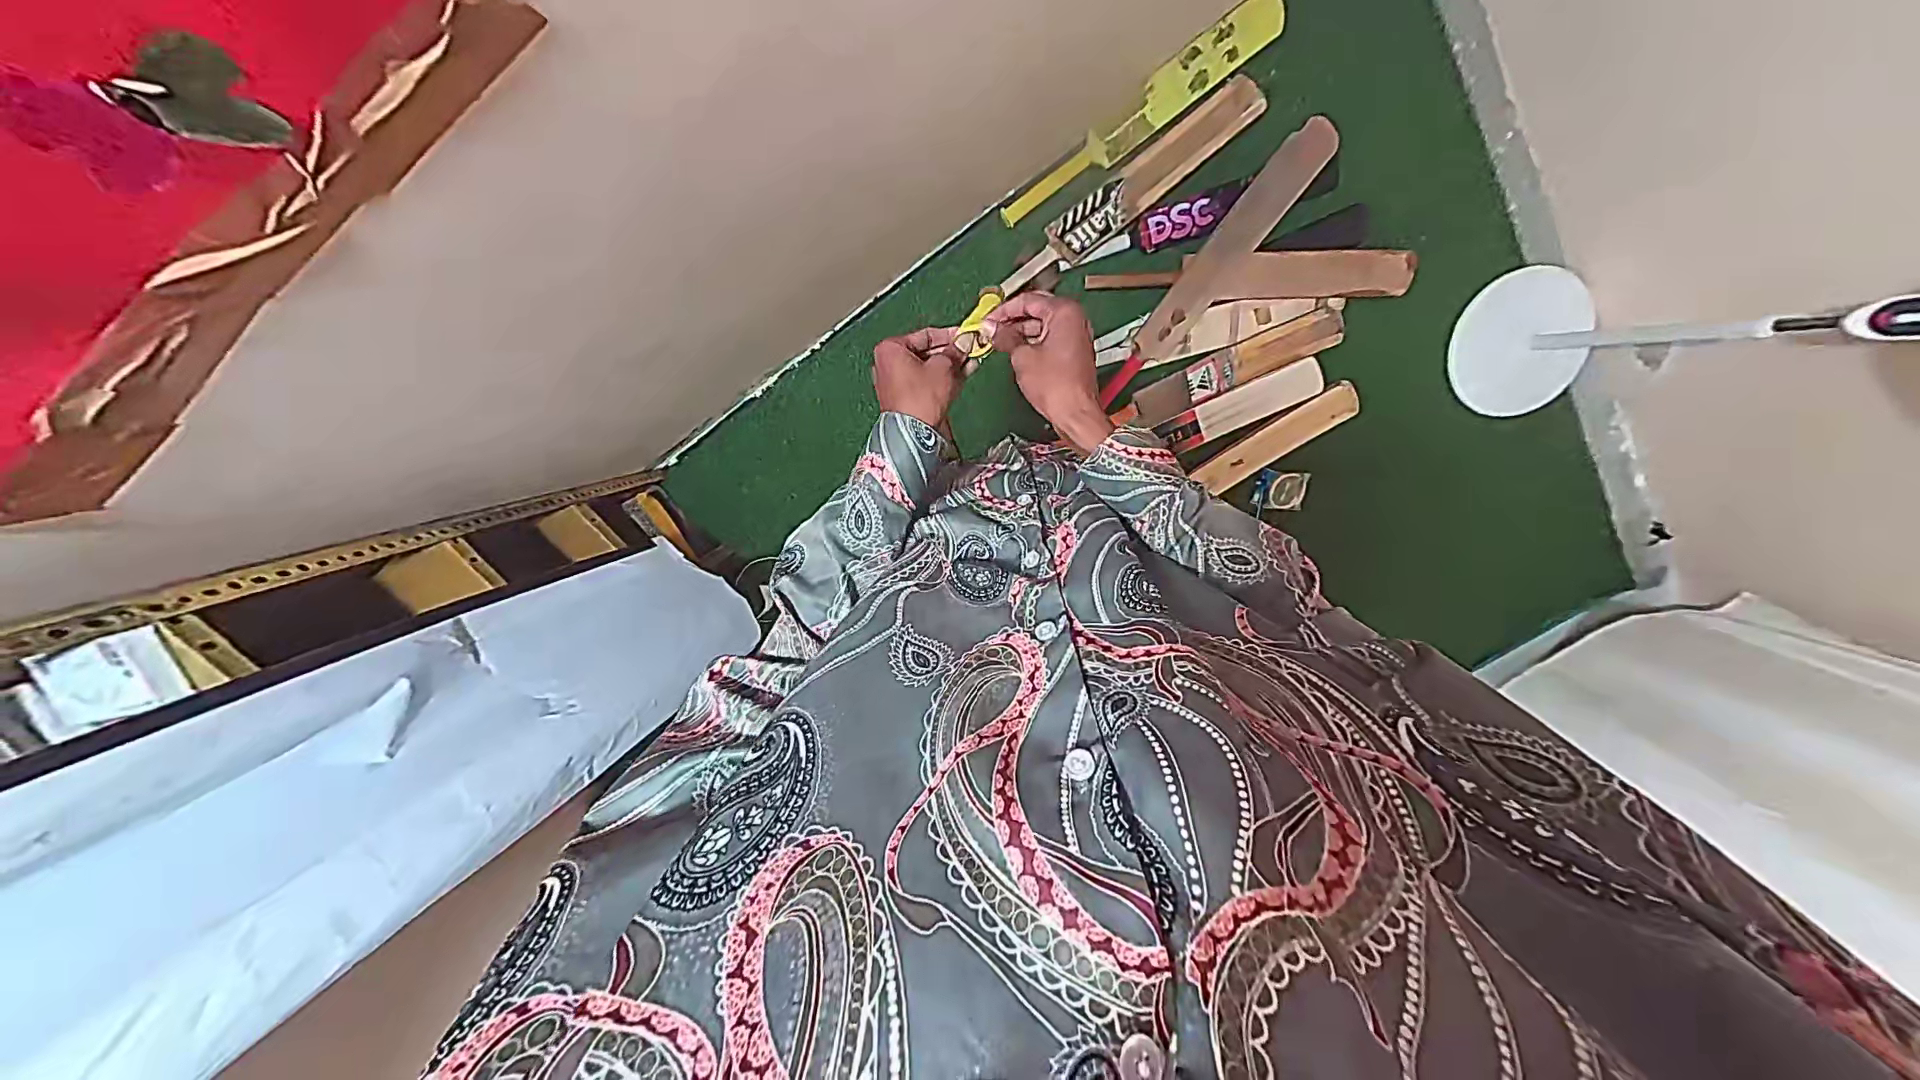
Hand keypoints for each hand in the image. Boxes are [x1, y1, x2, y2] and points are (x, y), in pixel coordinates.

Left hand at [872, 327, 963, 429]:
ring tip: (969, 363)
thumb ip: (954, 351)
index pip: (925, 335)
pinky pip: (925, 384)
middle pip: (926, 352)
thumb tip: (964, 342)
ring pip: (927, 369)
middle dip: (950, 353)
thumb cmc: (919, 398)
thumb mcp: (943, 366)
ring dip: (949, 366)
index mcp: (890, 349)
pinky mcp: (904, 399)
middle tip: (968, 351)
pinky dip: (942, 380)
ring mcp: (894, 384)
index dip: (949, 335)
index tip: (965, 336)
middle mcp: (887, 364)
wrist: (914, 433)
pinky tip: (961, 377)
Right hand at [982, 293, 1114, 452]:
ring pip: (1042, 325)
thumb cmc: (1059, 387)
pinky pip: (1050, 338)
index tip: (989, 318)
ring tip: (1001, 342)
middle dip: (1012, 319)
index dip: (1004, 309)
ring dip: (1021, 332)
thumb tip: (993, 328)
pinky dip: (1033, 342)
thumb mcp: (1022, 357)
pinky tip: (1017, 352)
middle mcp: (1075, 319)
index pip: (1028, 299)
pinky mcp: (1073, 351)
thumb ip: (1005, 337)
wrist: (1074, 413)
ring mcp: (1076, 335)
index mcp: (1065, 312)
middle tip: (992, 328)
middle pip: (1036, 309)